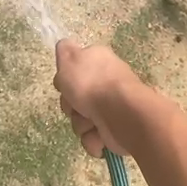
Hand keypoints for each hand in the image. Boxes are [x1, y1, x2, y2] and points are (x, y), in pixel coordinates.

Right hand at [53, 39, 141, 157]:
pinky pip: (92, 137)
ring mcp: (111, 107)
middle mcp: (105, 83)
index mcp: (97, 62)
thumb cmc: (92, 84)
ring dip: (81, 124)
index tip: (64, 86)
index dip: (65, 81)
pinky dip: (93, 139)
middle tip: (76, 105)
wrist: (122, 113)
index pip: (73, 72)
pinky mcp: (114, 129)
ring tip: (91, 122)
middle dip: (71, 106)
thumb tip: (65, 46)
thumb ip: (64, 50)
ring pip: (80, 120)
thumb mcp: (70, 58)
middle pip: (74, 98)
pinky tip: (98, 135)